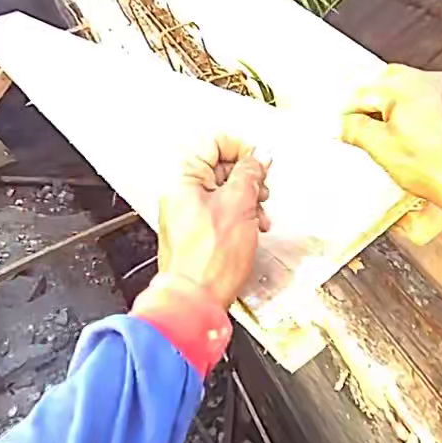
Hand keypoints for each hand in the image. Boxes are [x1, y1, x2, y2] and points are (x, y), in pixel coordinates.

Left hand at [155, 134, 270, 308]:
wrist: (196, 300)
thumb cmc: (209, 260)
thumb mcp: (239, 205)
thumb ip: (250, 174)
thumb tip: (258, 158)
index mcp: (182, 178)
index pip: (213, 142)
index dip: (241, 148)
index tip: (259, 162)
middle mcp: (180, 192)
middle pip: (220, 166)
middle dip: (248, 177)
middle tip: (262, 191)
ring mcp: (186, 212)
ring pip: (224, 190)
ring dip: (248, 198)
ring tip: (259, 215)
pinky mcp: (196, 231)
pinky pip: (220, 211)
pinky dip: (239, 215)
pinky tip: (252, 227)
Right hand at [339, 65, 441, 242]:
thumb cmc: (433, 166)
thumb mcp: (382, 149)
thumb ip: (356, 130)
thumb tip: (345, 123)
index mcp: (405, 86)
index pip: (364, 93)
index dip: (349, 114)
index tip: (344, 131)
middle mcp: (429, 82)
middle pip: (388, 83)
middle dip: (373, 103)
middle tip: (364, 129)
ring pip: (412, 90)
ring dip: (396, 107)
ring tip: (390, 136)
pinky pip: (431, 102)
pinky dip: (418, 113)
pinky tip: (416, 138)